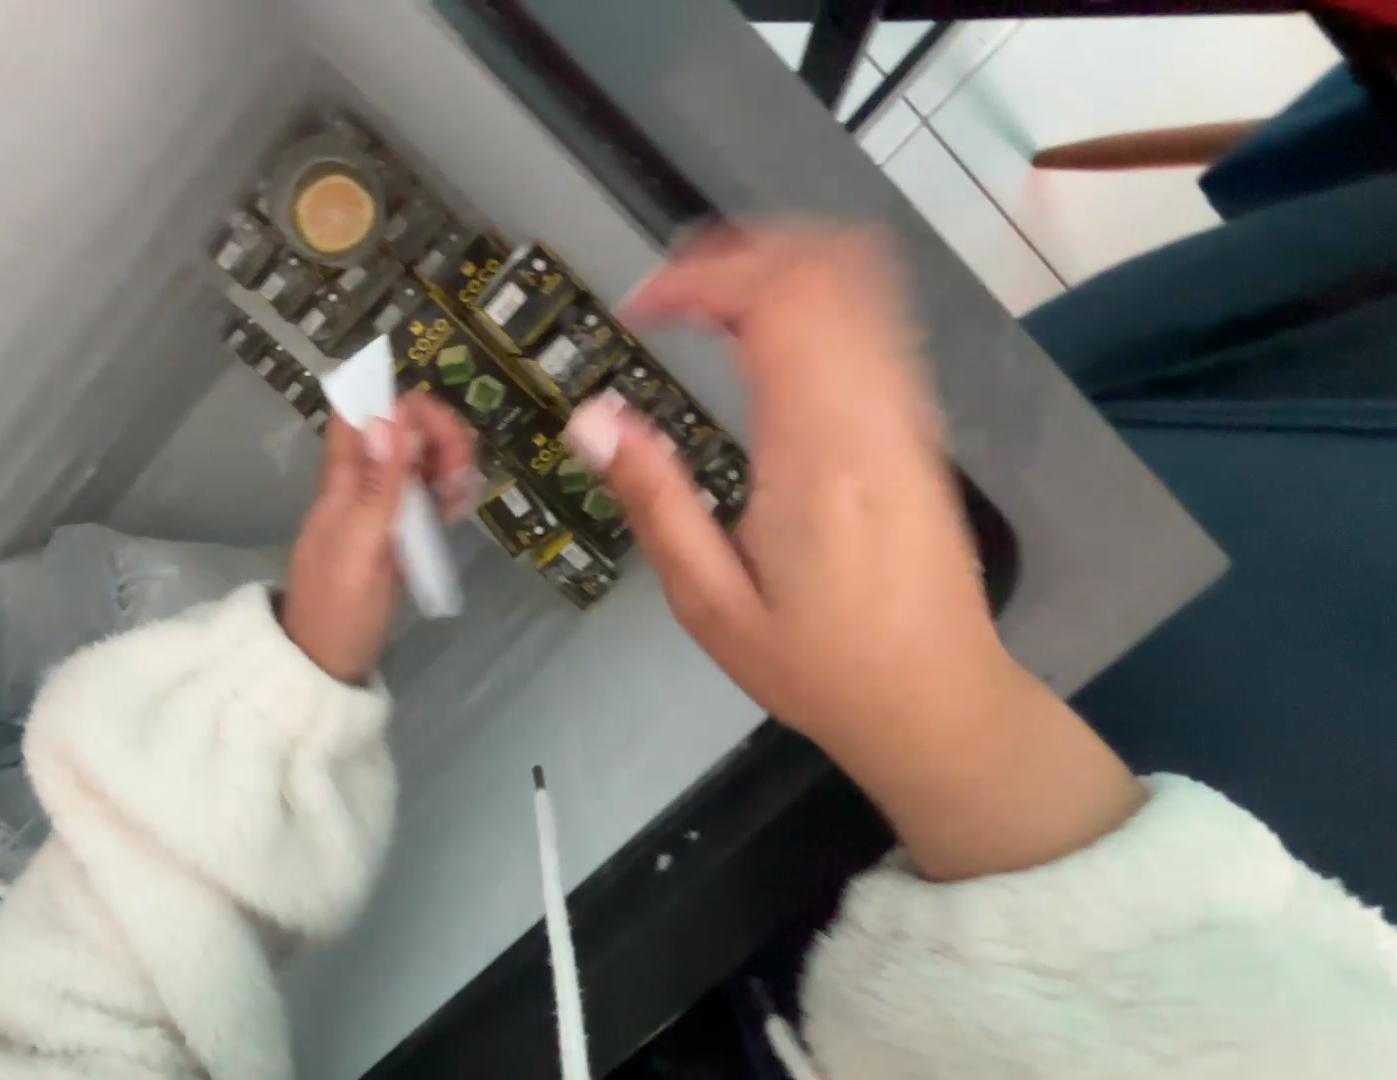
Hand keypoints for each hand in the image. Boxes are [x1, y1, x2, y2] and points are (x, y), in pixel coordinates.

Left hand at [282, 392, 478, 683]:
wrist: (327, 664)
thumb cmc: (340, 613)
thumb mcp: (362, 551)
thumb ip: (379, 486)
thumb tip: (391, 416)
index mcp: (344, 481)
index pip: (366, 412)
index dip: (405, 408)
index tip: (440, 438)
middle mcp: (363, 481)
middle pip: (403, 427)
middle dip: (442, 439)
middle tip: (460, 480)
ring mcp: (382, 503)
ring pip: (421, 456)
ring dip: (451, 466)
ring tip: (460, 502)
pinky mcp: (399, 526)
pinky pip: (428, 489)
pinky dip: (449, 491)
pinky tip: (456, 515)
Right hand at [568, 224, 1003, 745]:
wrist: (938, 703)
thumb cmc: (817, 664)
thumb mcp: (709, 601)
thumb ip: (654, 500)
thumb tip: (593, 418)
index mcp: (819, 453)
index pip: (778, 305)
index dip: (701, 278)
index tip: (639, 308)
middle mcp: (875, 413)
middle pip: (828, 266)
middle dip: (740, 251)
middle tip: (669, 288)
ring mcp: (908, 413)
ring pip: (861, 281)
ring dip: (777, 263)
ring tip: (703, 298)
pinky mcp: (916, 425)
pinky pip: (873, 320)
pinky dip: (812, 297)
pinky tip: (762, 333)